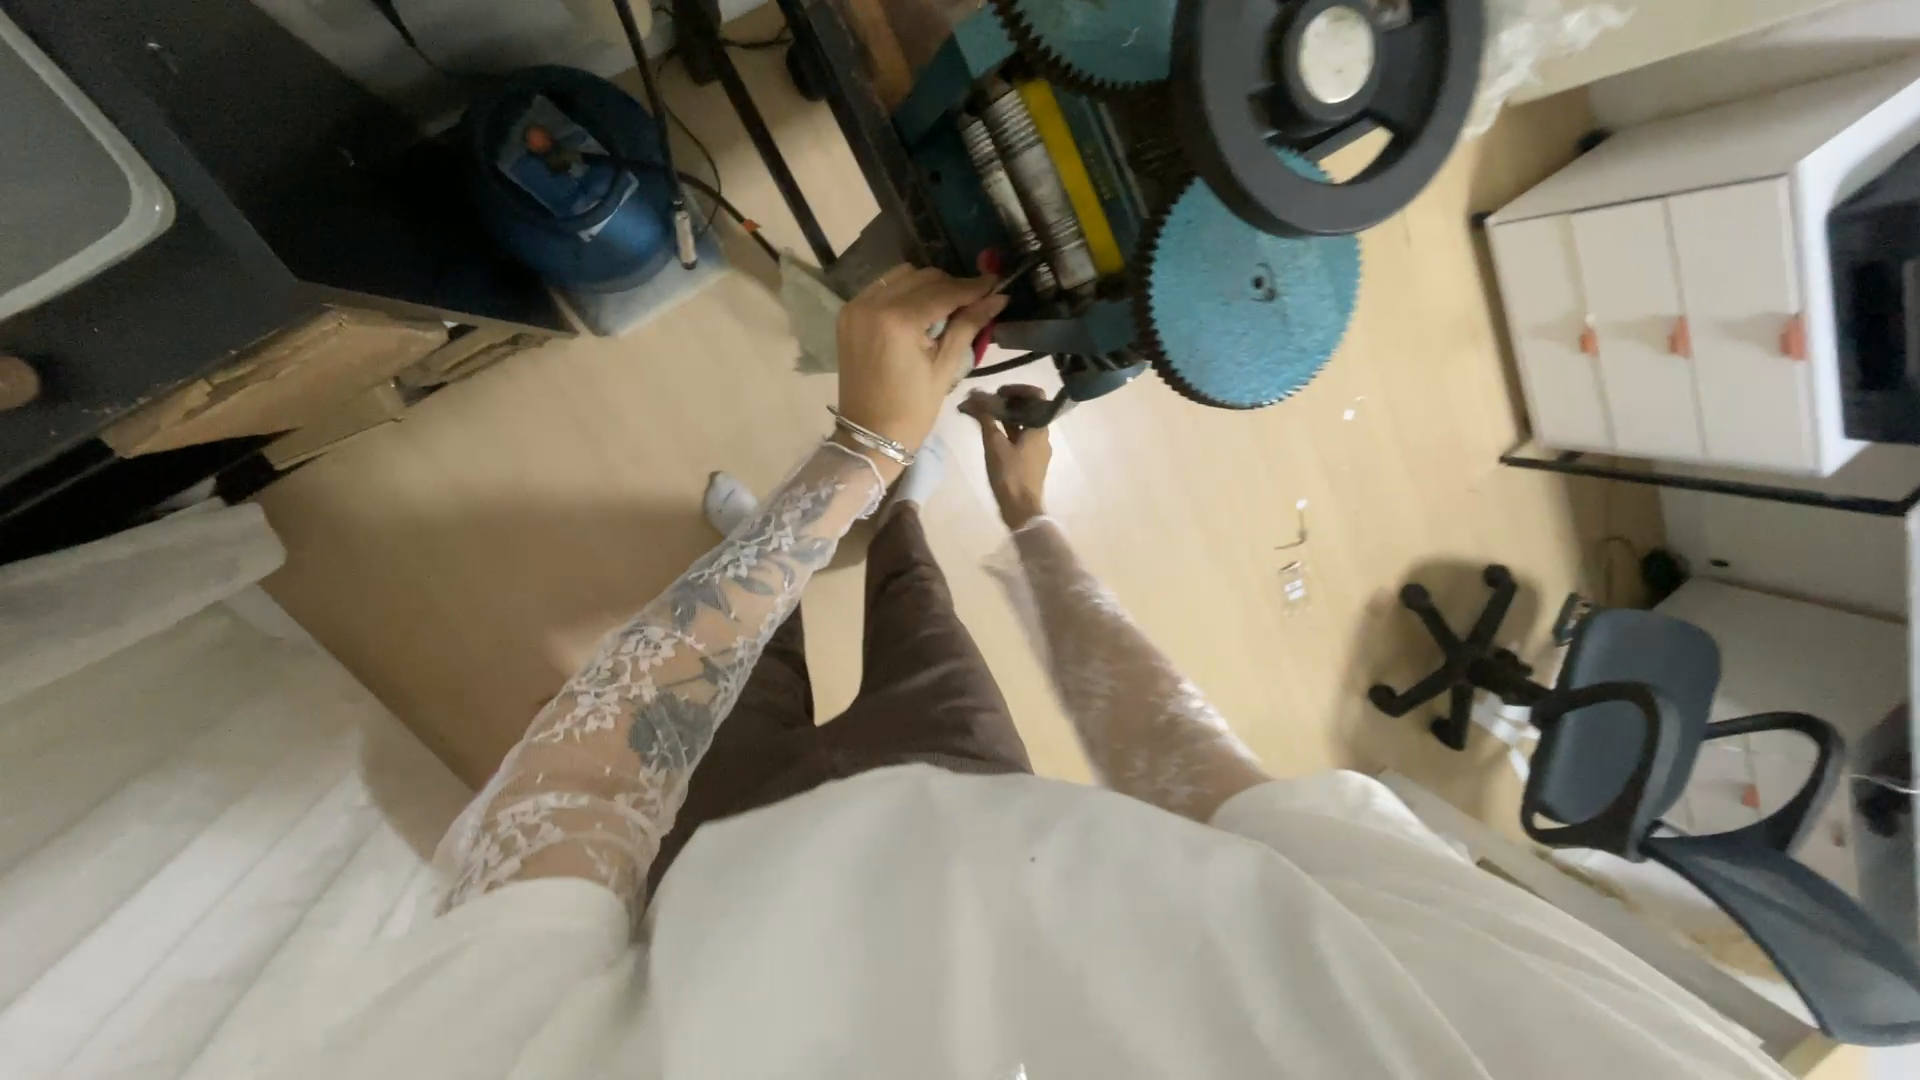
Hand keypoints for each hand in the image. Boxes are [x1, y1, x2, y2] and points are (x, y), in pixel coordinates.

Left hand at [836, 265, 1006, 455]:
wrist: (870, 434)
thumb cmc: (913, 410)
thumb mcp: (945, 368)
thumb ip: (968, 326)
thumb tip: (997, 297)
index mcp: (897, 321)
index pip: (942, 292)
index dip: (972, 287)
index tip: (995, 283)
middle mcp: (872, 304)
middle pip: (921, 277)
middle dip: (950, 286)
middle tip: (973, 300)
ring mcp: (855, 308)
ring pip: (901, 277)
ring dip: (926, 286)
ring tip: (945, 308)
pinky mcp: (848, 315)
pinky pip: (882, 289)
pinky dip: (903, 294)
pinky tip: (918, 312)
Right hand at [961, 386, 1051, 529]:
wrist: (1021, 510)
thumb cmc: (1010, 475)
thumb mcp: (995, 444)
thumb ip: (985, 417)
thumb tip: (974, 395)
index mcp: (1039, 428)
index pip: (1035, 396)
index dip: (1017, 390)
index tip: (997, 392)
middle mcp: (1042, 436)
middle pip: (1026, 410)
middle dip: (1004, 403)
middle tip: (984, 404)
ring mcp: (1037, 450)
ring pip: (1021, 425)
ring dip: (1002, 418)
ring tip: (981, 416)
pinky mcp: (1029, 462)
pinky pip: (1018, 439)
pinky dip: (1004, 432)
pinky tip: (988, 434)